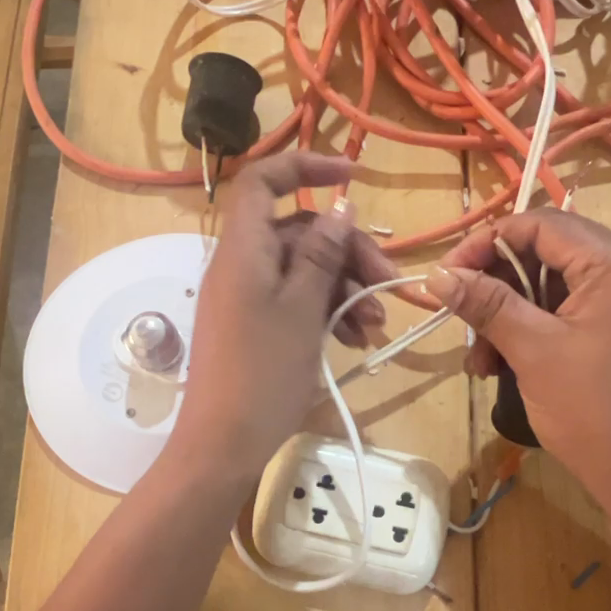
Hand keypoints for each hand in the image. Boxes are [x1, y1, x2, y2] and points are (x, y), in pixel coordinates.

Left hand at [171, 152, 396, 480]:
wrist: (222, 444)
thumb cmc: (263, 372)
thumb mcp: (303, 309)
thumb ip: (322, 254)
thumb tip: (340, 206)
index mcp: (243, 248)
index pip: (265, 180)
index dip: (306, 166)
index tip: (355, 176)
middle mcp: (240, 265)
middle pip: (298, 232)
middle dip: (347, 253)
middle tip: (388, 288)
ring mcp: (244, 298)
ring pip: (302, 271)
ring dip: (343, 290)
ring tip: (375, 328)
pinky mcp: (252, 328)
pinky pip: (292, 302)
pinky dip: (326, 313)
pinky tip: (355, 341)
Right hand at [428, 210, 610, 535]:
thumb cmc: (592, 410)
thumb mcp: (532, 351)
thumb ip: (486, 304)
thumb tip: (438, 275)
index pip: (542, 224)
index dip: (486, 243)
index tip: (446, 275)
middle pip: (544, 252)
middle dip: (495, 284)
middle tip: (460, 318)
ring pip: (548, 286)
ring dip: (506, 315)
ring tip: (481, 361)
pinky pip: (563, 313)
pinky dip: (528, 332)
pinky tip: (500, 367)